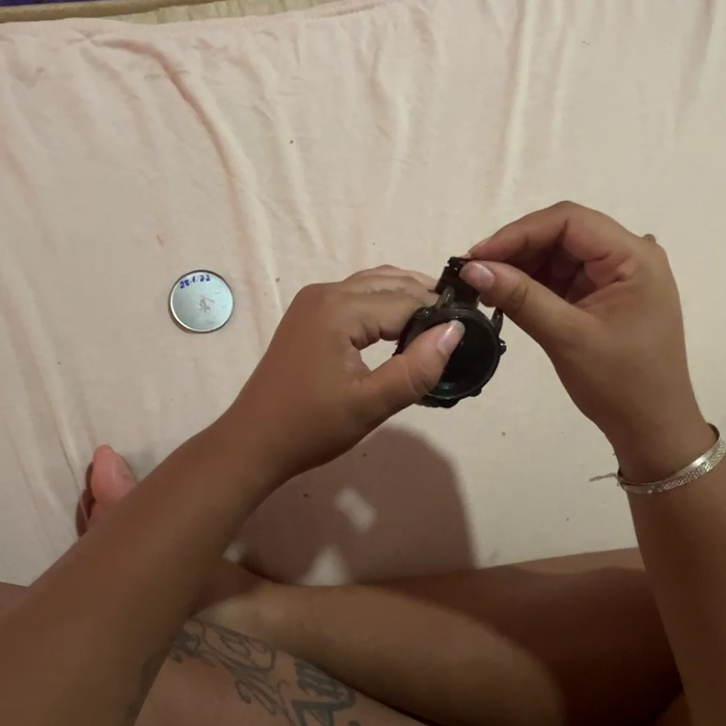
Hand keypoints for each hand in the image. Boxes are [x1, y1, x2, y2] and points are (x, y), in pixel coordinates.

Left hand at [221, 267, 460, 481]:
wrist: (254, 441)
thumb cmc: (311, 427)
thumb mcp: (371, 405)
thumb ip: (416, 368)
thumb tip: (454, 331)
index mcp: (339, 309)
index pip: (406, 300)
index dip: (440, 316)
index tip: (471, 335)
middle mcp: (326, 292)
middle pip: (391, 283)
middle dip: (426, 300)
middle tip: (459, 330)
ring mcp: (313, 301)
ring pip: (373, 285)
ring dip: (406, 298)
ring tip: (437, 326)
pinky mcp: (308, 314)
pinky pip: (356, 296)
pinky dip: (383, 304)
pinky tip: (400, 329)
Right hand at [463, 202, 712, 478]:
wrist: (652, 428)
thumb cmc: (619, 384)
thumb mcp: (567, 337)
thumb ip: (520, 297)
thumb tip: (472, 268)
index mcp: (634, 257)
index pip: (569, 221)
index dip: (518, 232)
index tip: (477, 256)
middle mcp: (630, 256)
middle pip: (563, 233)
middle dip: (517, 249)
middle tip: (473, 272)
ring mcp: (617, 276)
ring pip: (559, 254)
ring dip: (521, 266)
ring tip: (483, 286)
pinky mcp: (604, 296)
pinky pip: (563, 277)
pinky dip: (533, 284)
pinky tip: (505, 295)